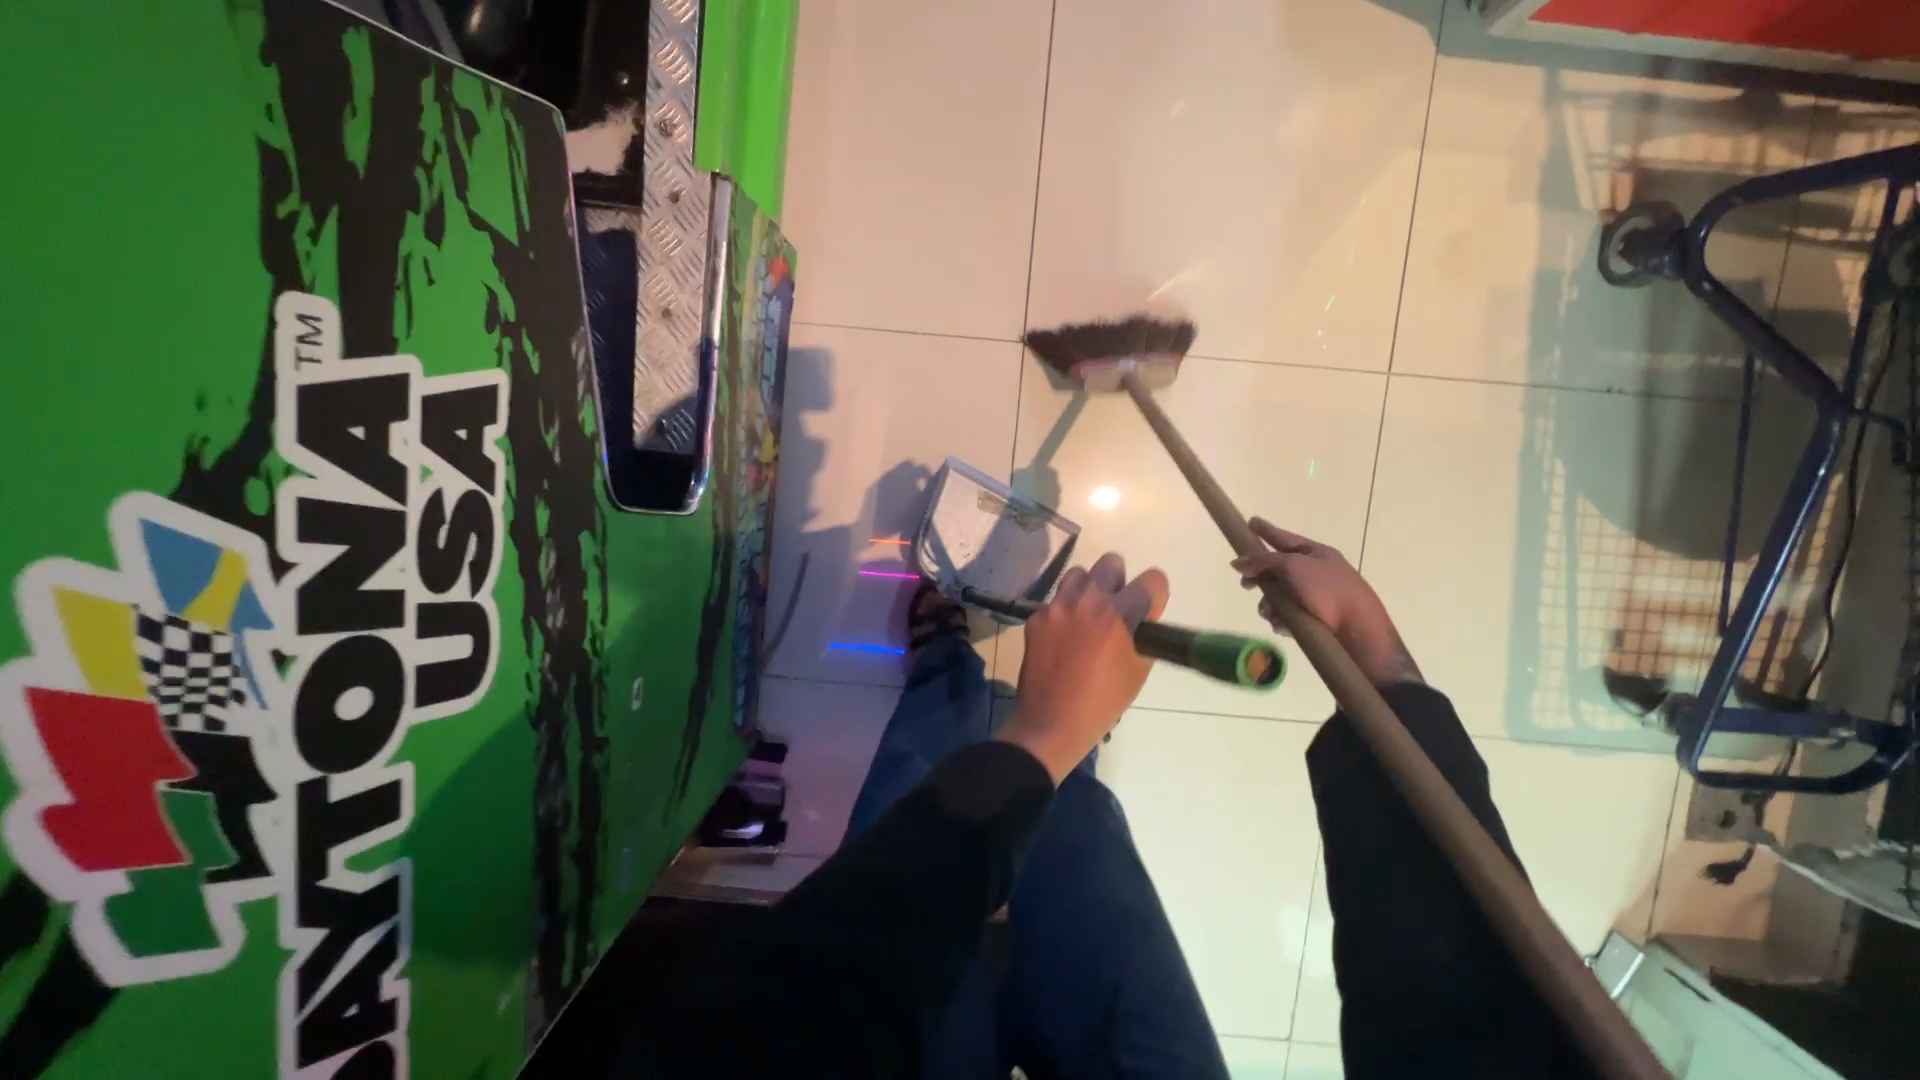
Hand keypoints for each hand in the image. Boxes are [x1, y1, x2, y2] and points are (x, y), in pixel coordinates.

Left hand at [999, 552, 1169, 783]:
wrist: (1050, 723)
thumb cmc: (1102, 703)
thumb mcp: (1138, 672)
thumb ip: (1145, 636)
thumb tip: (1144, 618)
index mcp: (1119, 615)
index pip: (1152, 579)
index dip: (1156, 594)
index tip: (1149, 611)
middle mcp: (1088, 601)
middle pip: (1111, 563)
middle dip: (1120, 581)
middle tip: (1117, 608)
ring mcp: (1057, 607)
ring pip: (1078, 575)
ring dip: (1088, 589)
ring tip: (1088, 615)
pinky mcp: (1035, 618)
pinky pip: (1055, 601)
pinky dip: (1064, 612)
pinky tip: (1063, 638)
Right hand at [1231, 518, 1421, 687]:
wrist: (1357, 627)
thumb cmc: (1327, 589)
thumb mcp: (1292, 566)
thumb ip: (1262, 561)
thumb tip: (1237, 562)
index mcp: (1315, 554)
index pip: (1284, 538)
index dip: (1266, 531)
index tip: (1250, 522)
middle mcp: (1314, 573)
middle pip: (1277, 570)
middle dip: (1260, 578)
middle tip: (1245, 585)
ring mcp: (1314, 597)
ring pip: (1278, 596)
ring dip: (1268, 604)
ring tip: (1269, 613)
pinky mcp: (1313, 619)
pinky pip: (1286, 615)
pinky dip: (1280, 619)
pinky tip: (1281, 624)